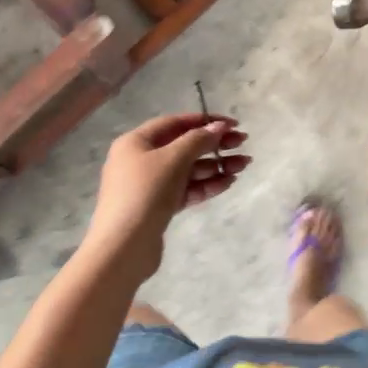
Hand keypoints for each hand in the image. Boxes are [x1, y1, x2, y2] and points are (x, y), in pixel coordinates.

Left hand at [86, 113, 250, 276]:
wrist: (123, 247)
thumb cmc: (145, 193)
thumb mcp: (173, 159)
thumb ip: (199, 140)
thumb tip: (219, 126)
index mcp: (136, 142)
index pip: (175, 123)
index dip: (205, 121)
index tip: (233, 124)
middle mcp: (140, 160)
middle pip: (183, 146)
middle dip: (214, 145)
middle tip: (243, 144)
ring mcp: (149, 185)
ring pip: (188, 170)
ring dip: (215, 166)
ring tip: (244, 166)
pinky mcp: (158, 207)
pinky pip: (185, 190)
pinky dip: (206, 185)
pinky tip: (228, 182)